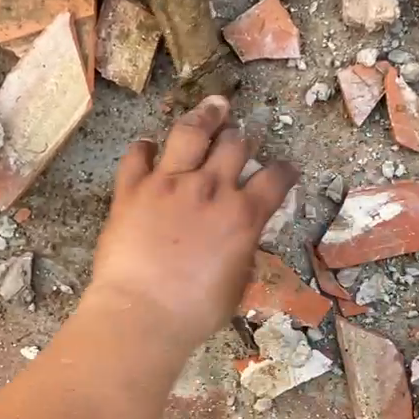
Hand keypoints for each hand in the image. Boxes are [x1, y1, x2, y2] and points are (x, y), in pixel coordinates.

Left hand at [84, 96, 299, 349]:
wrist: (143, 312)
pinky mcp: (132, 189)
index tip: (287, 168)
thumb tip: (243, 237)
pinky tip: (148, 146)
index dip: (285, 170)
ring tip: (214, 105)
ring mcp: (168, 183)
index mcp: (243, 216)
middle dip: (245, 138)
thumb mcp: (238, 283)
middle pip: (235, 145)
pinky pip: (138, 155)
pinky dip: (145, 148)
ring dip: (206, 117)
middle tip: (246, 135)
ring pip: (191, 132)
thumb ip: (243, 249)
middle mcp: (210, 189)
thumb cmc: (197, 311)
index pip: (274, 179)